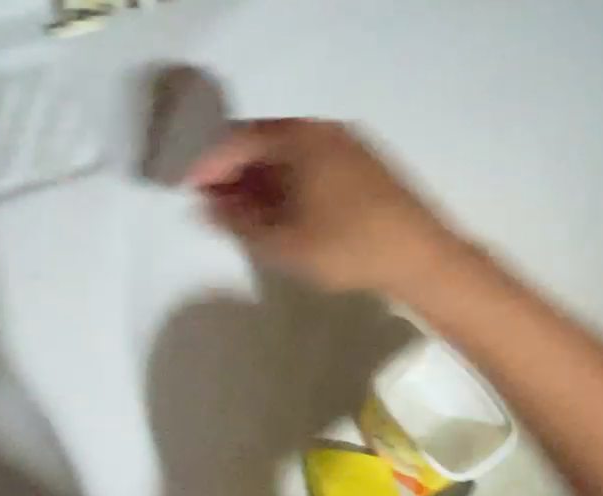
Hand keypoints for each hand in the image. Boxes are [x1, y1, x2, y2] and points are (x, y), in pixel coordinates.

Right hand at [185, 119, 467, 296]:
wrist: (421, 257)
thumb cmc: (347, 249)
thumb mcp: (284, 243)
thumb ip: (238, 223)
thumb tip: (205, 207)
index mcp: (300, 139)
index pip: (237, 141)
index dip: (205, 163)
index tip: (181, 186)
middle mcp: (321, 131)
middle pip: (261, 143)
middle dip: (229, 172)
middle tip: (204, 200)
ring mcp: (345, 146)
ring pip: (285, 156)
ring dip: (255, 181)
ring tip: (233, 213)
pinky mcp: (360, 167)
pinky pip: (307, 166)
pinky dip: (283, 186)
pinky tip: (273, 214)